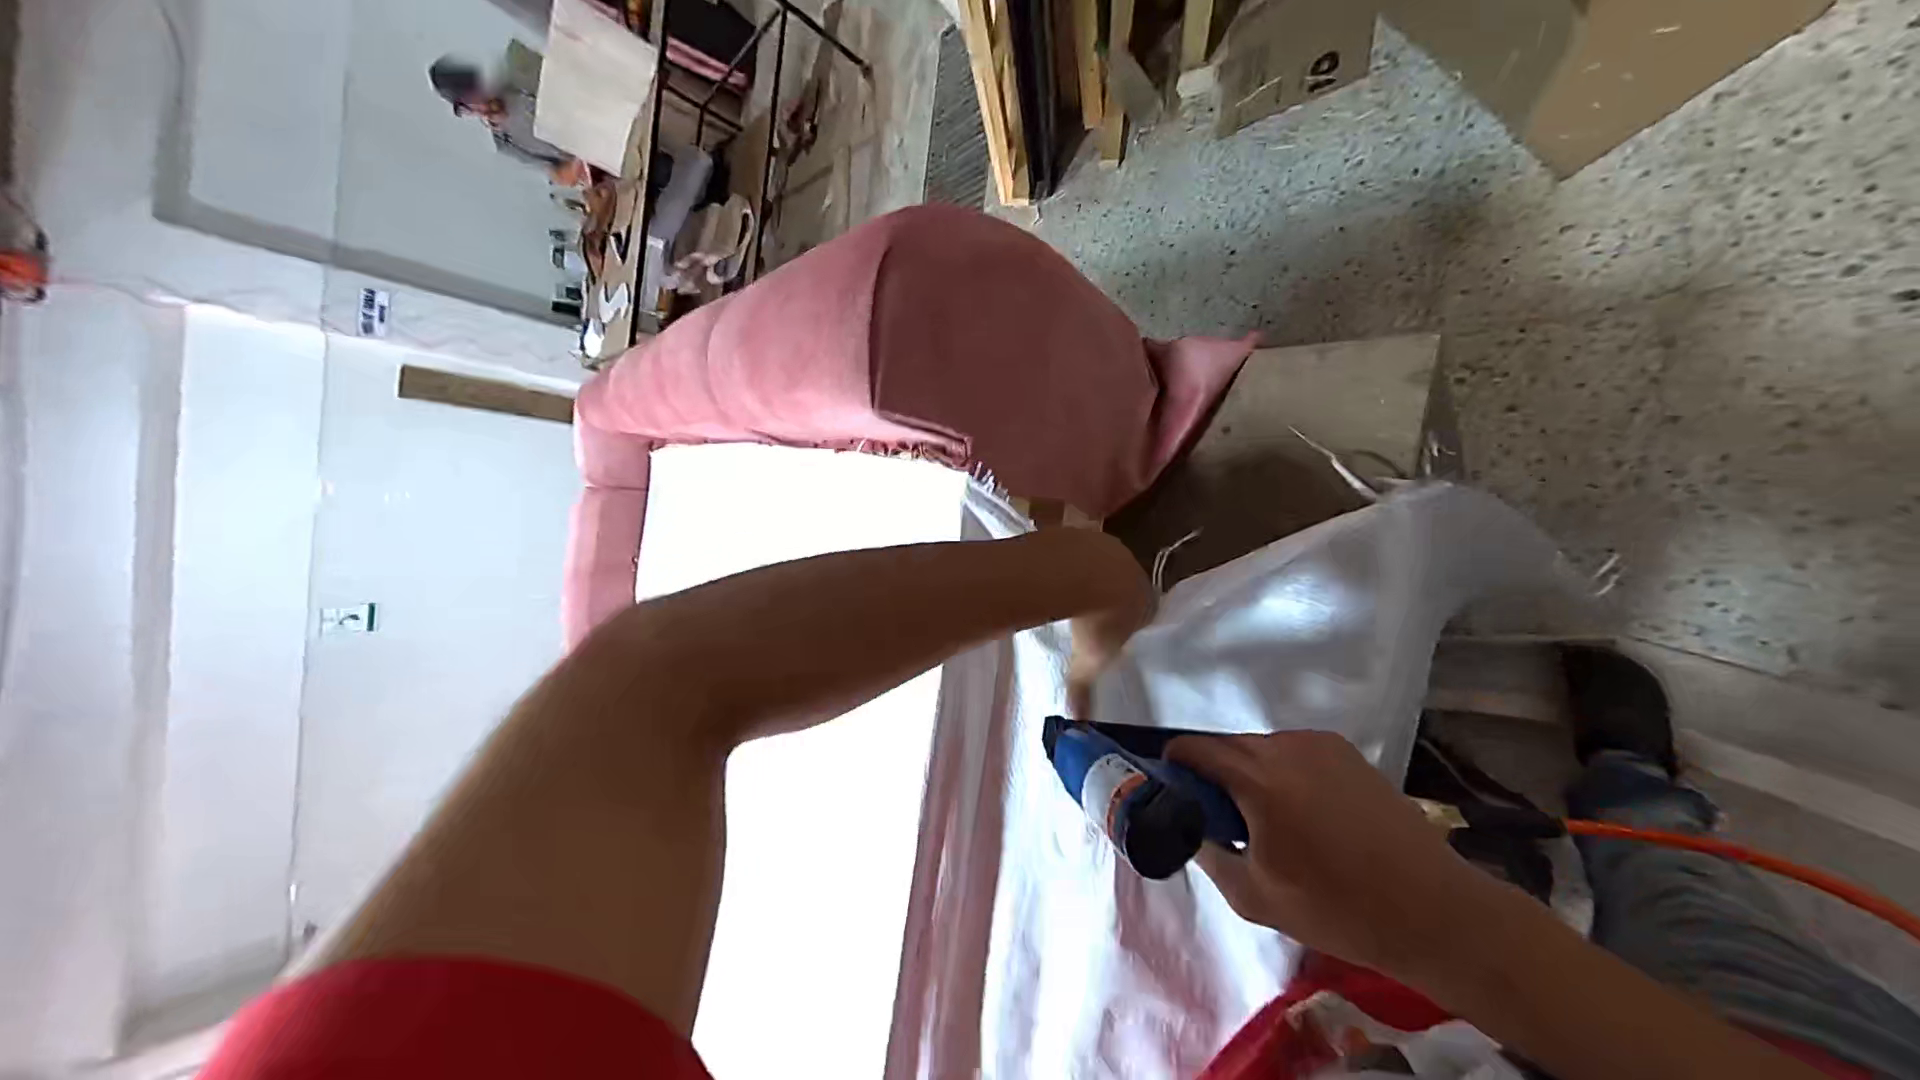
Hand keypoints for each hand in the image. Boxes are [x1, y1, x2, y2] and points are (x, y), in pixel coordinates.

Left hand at [1065, 562, 1153, 716]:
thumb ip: (1084, 688)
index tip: (1111, 629)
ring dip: (1088, 574)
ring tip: (1067, 591)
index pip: (1145, 611)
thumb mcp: (1091, 660)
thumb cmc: (1094, 622)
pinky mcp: (1085, 533)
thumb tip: (1076, 718)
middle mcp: (1134, 571)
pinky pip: (1079, 549)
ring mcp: (1110, 548)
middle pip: (1125, 584)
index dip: (1128, 620)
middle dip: (1109, 595)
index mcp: (1146, 602)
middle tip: (1087, 611)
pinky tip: (1052, 572)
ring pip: (1103, 563)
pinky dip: (1069, 559)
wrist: (1075, 575)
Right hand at [1166, 731, 1513, 980]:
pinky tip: (1301, 808)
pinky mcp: (1346, 752)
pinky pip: (1293, 750)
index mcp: (1258, 780)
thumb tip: (1192, 832)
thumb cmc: (1339, 909)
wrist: (1436, 911)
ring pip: (1260, 746)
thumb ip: (1209, 857)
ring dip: (1248, 770)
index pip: (1194, 748)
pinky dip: (1281, 769)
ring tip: (1265, 815)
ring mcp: (1320, 745)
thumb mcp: (1255, 897)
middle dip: (1211, 771)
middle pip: (1225, 744)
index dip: (1174, 764)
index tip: (1174, 791)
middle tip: (1218, 814)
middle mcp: (1285, 749)